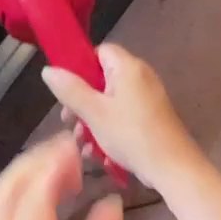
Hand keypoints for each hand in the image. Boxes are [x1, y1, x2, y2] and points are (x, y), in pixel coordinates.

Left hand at [0, 135, 123, 219]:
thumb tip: (108, 203)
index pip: (35, 190)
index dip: (56, 161)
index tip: (82, 145)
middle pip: (7, 187)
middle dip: (36, 159)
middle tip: (74, 151)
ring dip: (25, 178)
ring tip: (65, 173)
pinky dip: (18, 202)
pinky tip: (47, 211)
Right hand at [41, 43, 205, 189]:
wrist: (172, 168)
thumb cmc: (131, 135)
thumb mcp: (94, 113)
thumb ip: (70, 90)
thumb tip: (48, 70)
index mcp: (128, 67)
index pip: (99, 51)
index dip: (80, 66)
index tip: (66, 89)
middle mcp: (140, 77)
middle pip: (101, 79)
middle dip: (81, 101)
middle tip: (69, 121)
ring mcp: (147, 98)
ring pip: (109, 101)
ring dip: (91, 120)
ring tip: (82, 143)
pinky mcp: (150, 117)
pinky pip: (122, 115)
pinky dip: (108, 129)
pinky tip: (98, 152)